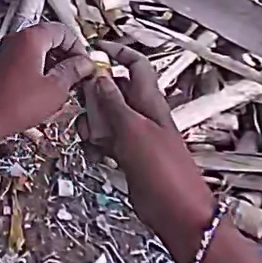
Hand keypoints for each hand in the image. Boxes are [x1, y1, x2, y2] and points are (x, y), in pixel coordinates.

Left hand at [0, 22, 95, 140]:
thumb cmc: (15, 104)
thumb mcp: (55, 88)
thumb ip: (73, 71)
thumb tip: (84, 64)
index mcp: (31, 39)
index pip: (62, 30)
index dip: (78, 46)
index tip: (85, 62)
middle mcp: (16, 40)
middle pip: (49, 37)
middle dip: (66, 54)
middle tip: (78, 71)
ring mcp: (7, 52)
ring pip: (37, 49)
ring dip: (54, 62)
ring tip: (64, 82)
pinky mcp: (2, 66)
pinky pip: (26, 60)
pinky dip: (39, 69)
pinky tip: (46, 88)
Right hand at [88, 43, 218, 262]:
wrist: (177, 214)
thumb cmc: (164, 171)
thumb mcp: (132, 129)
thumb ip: (112, 102)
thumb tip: (99, 77)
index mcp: (150, 101)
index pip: (135, 65)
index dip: (118, 53)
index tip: (96, 49)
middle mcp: (142, 114)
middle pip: (113, 90)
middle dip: (95, 95)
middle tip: (84, 105)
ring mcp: (135, 135)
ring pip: (105, 116)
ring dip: (92, 122)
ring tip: (91, 136)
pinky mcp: (128, 155)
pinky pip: (105, 140)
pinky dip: (96, 144)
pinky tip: (95, 152)